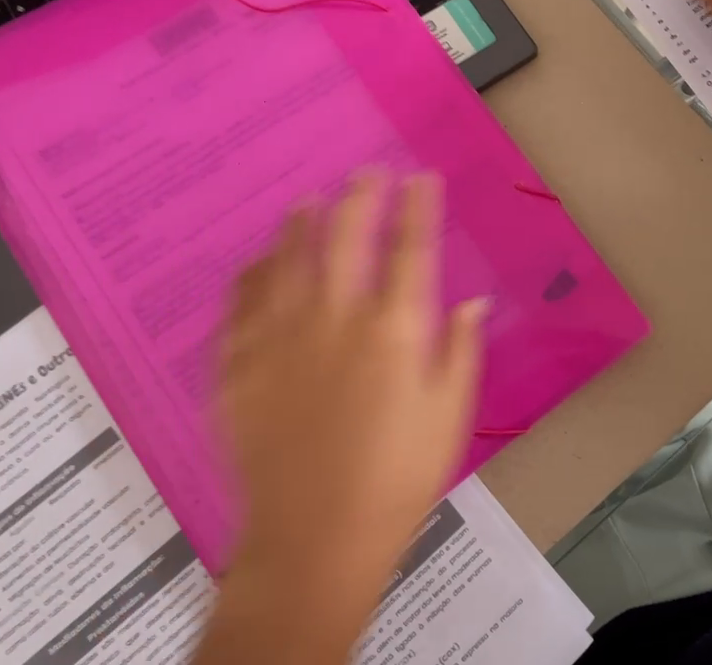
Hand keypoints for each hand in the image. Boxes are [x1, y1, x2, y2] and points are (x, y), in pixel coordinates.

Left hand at [200, 171, 484, 663]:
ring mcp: (281, 340)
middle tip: (365, 174)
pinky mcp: (240, 367)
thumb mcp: (449, 414)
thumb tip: (471, 301)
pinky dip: (253, 275)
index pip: (411, 249)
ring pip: (288, 261)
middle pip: (346, 238)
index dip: (418, 207)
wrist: (315, 538)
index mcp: (394, 331)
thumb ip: (459, 350)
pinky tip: (260, 262)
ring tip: (309, 202)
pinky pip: (242, 305)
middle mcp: (336, 320)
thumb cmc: (398, 476)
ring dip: (301, 225)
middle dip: (359, 197)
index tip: (421, 178)